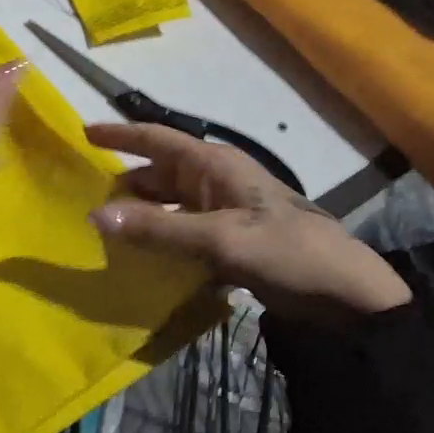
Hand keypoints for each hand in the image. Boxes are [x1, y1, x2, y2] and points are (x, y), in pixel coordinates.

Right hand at [86, 123, 411, 320]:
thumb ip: (158, 228)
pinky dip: (160, 239)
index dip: (120, 135)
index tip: (82, 133)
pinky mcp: (231, 243)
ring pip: (169, 205)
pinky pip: (182, 232)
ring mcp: (224, 213)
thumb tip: (95, 215)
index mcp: (214, 165)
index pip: (156, 139)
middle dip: (123, 182)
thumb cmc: (288, 252)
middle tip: (82, 194)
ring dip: (140, 215)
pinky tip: (139, 258)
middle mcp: (215, 182)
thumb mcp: (220, 239)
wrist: (351, 299)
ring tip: (104, 229)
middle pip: (158, 173)